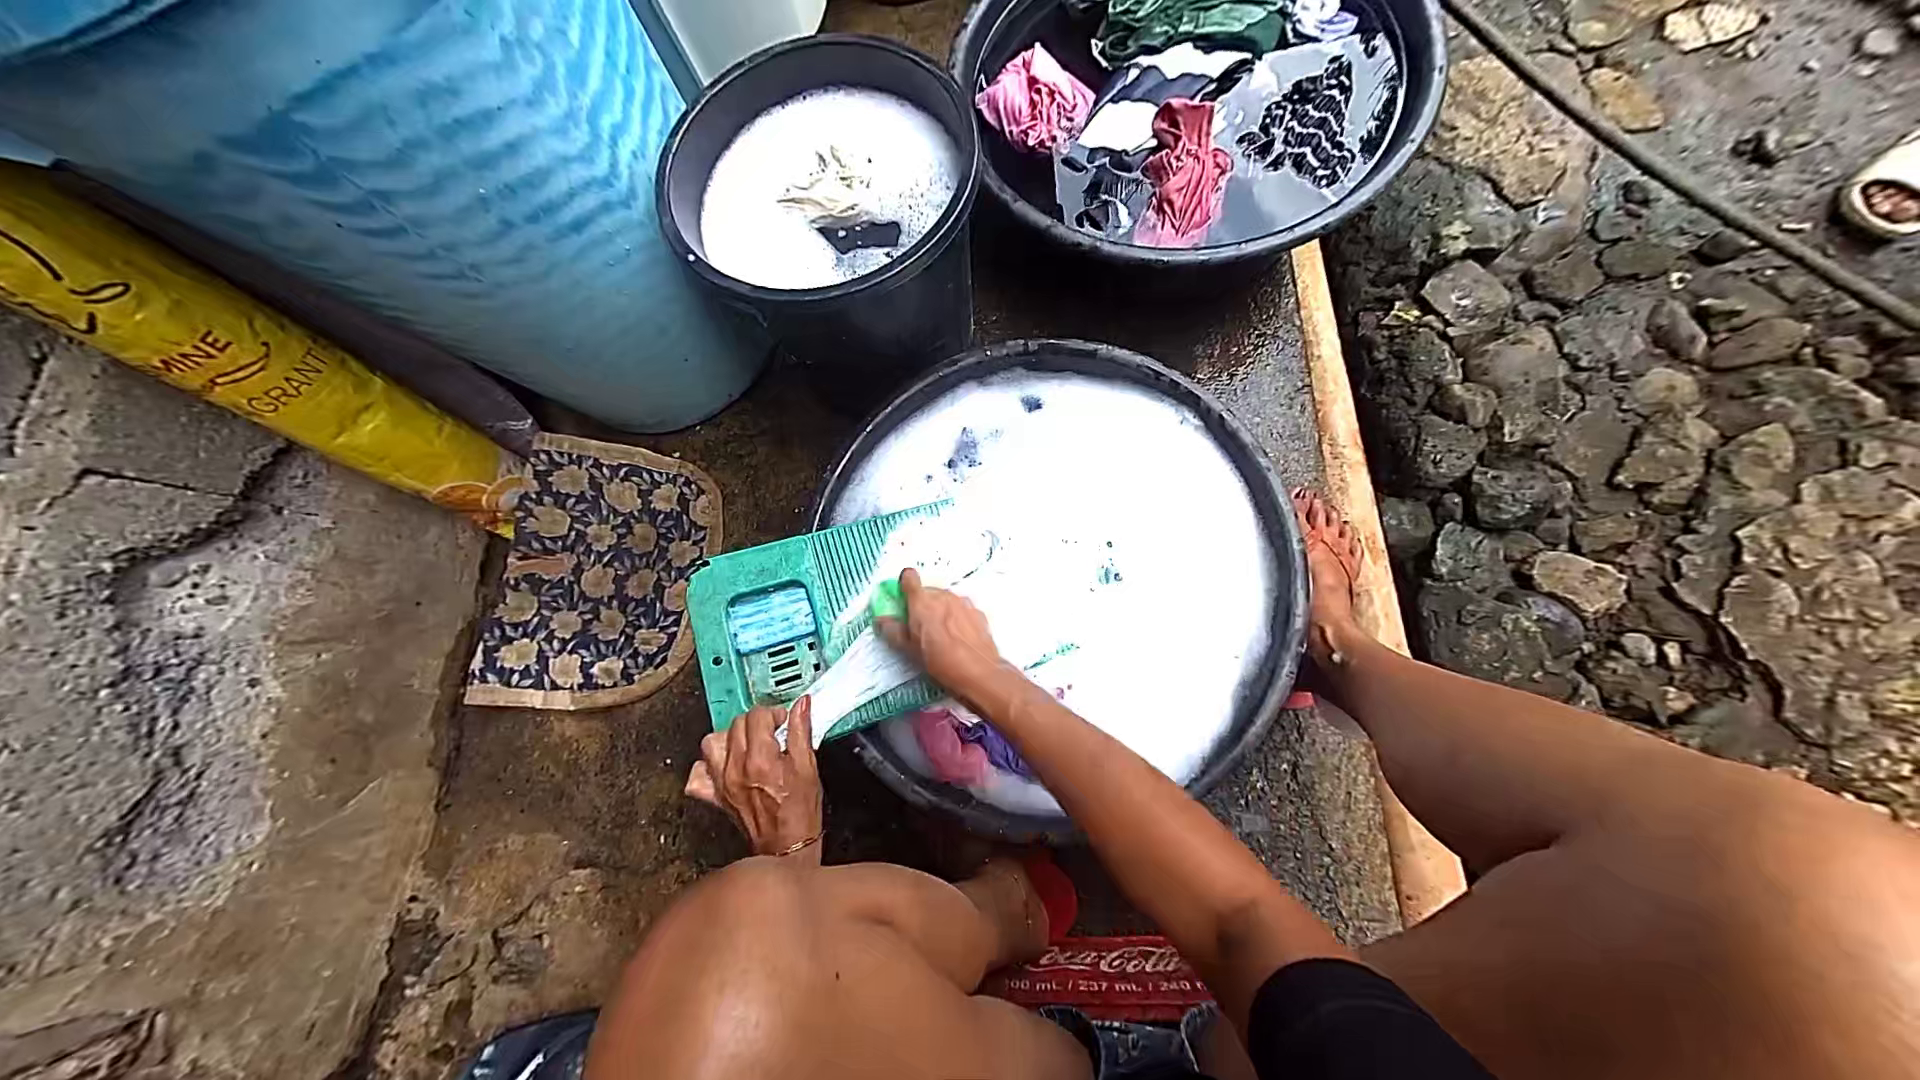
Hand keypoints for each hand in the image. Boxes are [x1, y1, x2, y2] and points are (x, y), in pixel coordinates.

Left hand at [685, 697, 822, 861]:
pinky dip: (708, 765)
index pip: (757, 716)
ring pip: (712, 743)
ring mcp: (722, 783)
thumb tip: (802, 706)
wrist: (787, 847)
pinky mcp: (716, 796)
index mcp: (760, 760)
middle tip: (772, 730)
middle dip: (756, 721)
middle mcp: (736, 770)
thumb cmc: (800, 812)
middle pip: (735, 725)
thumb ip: (801, 731)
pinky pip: (699, 774)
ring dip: (730, 737)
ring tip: (748, 742)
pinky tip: (727, 764)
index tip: (783, 719)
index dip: (773, 713)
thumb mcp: (808, 766)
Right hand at [875, 568, 1007, 696]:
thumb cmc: (939, 662)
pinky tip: (958, 637)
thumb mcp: (908, 650)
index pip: (909, 577)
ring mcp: (963, 603)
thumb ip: (893, 631)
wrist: (978, 673)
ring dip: (940, 610)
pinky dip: (957, 617)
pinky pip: (962, 610)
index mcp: (922, 602)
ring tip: (941, 635)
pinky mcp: (978, 613)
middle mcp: (943, 596)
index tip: (903, 598)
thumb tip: (881, 620)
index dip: (904, 585)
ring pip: (946, 600)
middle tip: (920, 627)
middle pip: (928, 591)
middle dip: (922, 604)